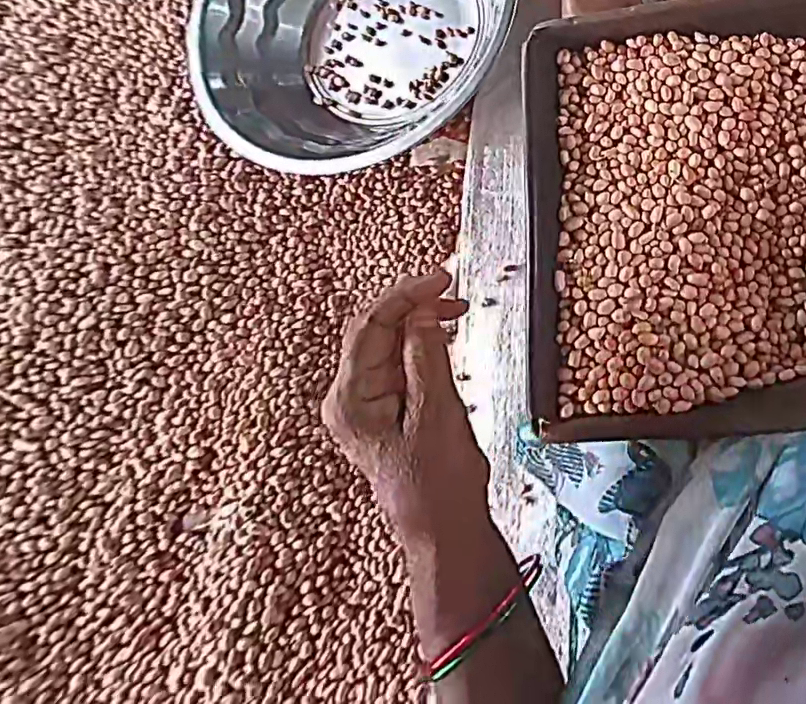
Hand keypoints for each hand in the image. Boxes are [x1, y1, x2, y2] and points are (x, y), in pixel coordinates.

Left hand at [322, 270, 487, 530]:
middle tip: (452, 290)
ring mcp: (367, 401)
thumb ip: (427, 357)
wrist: (443, 528)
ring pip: (389, 341)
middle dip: (413, 304)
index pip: (371, 326)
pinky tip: (445, 333)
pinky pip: (400, 359)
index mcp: (351, 400)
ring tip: (455, 309)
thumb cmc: (437, 482)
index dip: (406, 294)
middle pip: (376, 330)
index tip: (442, 277)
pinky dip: (424, 340)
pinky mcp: (386, 405)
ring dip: (421, 320)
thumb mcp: (437, 413)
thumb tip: (422, 312)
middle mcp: (350, 397)